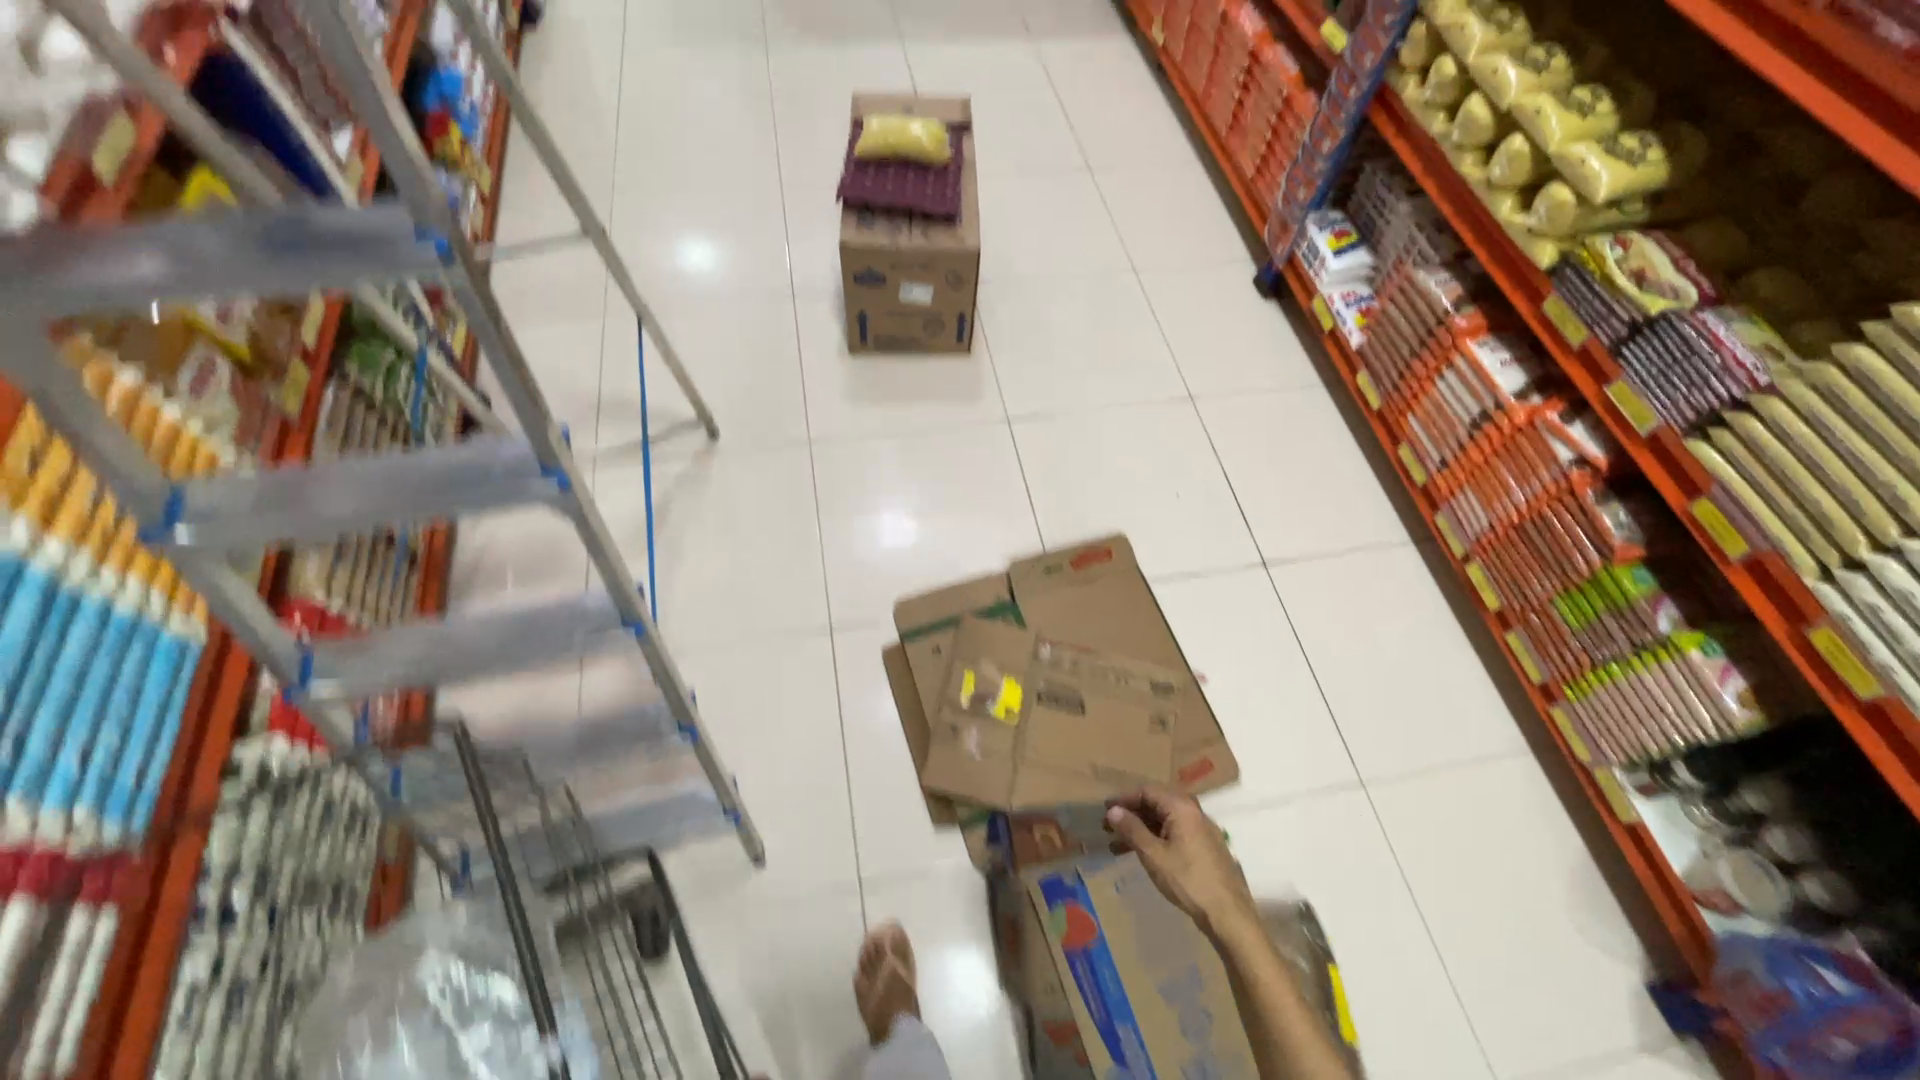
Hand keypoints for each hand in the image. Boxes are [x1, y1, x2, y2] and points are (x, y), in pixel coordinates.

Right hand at [1104, 787, 1257, 939]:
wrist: (1227, 913)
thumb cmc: (1187, 880)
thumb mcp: (1153, 855)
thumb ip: (1132, 829)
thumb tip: (1113, 810)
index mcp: (1182, 808)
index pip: (1148, 791)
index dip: (1124, 799)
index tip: (1105, 810)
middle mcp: (1194, 812)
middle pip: (1157, 803)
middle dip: (1131, 814)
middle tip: (1109, 828)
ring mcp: (1202, 830)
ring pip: (1165, 821)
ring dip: (1141, 829)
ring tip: (1117, 846)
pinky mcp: (1205, 847)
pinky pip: (1175, 833)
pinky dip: (1156, 839)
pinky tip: (1142, 854)